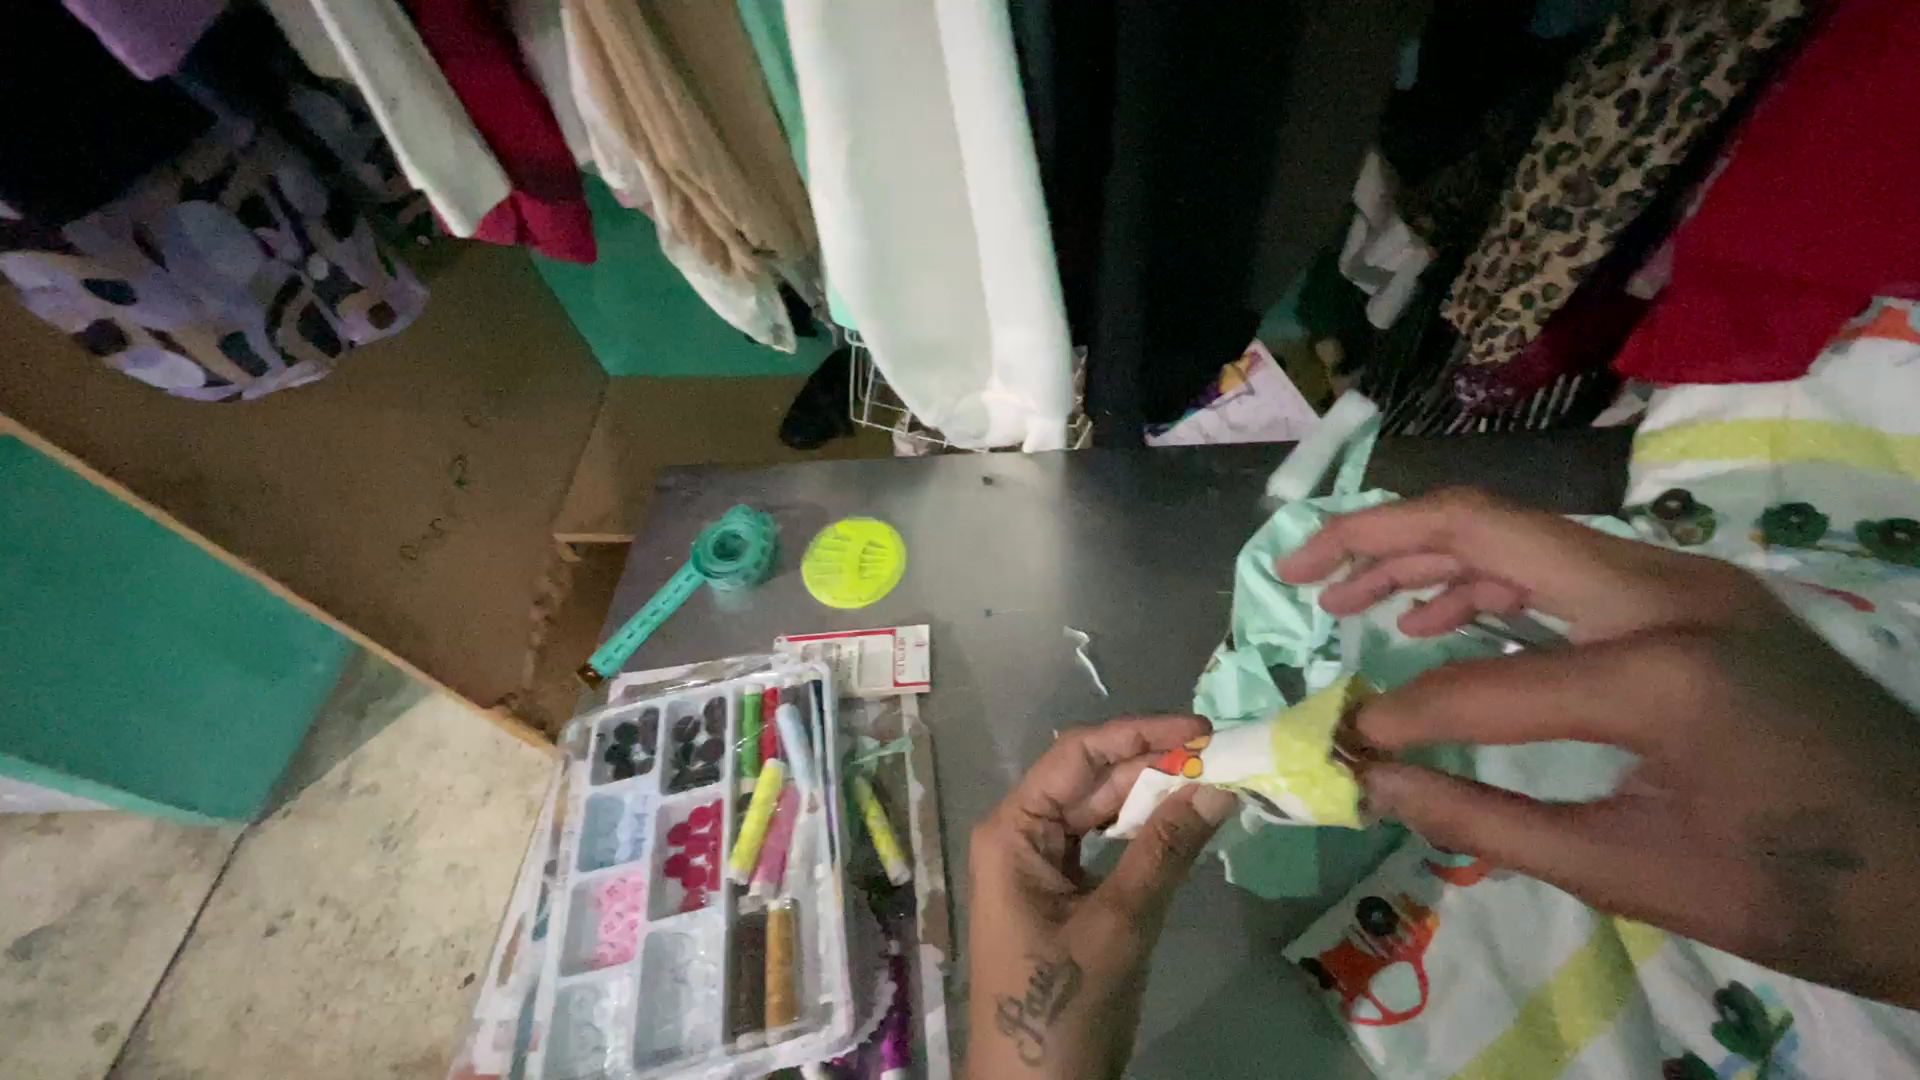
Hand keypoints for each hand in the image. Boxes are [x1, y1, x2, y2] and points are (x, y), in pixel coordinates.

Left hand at [965, 715, 1237, 1079]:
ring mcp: (1037, 861)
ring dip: (1150, 797)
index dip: (1137, 734)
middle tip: (1219, 756)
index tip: (1198, 728)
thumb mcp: (1119, 924)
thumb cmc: (1063, 1007)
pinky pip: (1100, 844)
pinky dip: (1140, 832)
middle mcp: (1019, 831)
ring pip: (1097, 810)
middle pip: (1088, 780)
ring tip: (1210, 780)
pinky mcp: (1058, 888)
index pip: (1077, 755)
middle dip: (1151, 765)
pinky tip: (1181, 822)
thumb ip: (1166, 850)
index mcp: (1013, 828)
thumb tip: (1217, 786)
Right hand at [1279, 488, 1919, 1007]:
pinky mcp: (1681, 591)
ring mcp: (1678, 580)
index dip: (1397, 716)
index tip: (1348, 745)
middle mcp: (1664, 593)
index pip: (1477, 682)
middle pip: (1480, 525)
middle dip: (1370, 539)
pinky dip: (1475, 577)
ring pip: (1512, 530)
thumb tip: (1368, 779)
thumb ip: (1480, 818)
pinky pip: (1551, 561)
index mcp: (1656, 673)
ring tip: (1340, 594)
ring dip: (1415, 552)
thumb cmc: (1806, 890)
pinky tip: (1429, 617)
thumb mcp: (1631, 874)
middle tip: (1294, 568)